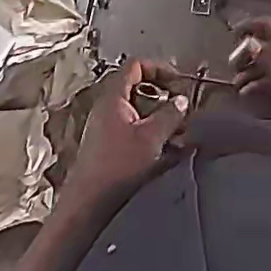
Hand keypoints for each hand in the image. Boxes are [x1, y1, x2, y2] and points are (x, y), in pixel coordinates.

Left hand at [62, 60, 186, 212]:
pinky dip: (152, 133)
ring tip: (179, 132)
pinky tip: (168, 150)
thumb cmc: (117, 167)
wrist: (88, 205)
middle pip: (139, 88)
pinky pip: (135, 129)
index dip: (160, 68)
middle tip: (182, 107)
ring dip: (161, 117)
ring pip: (139, 111)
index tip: (178, 82)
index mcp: (114, 97)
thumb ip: (171, 114)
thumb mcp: (152, 137)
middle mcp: (108, 108)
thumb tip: (182, 99)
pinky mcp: (110, 146)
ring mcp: (107, 127)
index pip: (136, 66)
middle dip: (164, 96)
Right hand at [231, 18, 270, 131]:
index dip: (250, 28)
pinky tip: (250, 94)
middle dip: (249, 57)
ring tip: (238, 85)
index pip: (269, 27)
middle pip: (269, 49)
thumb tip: (250, 42)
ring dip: (253, 75)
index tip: (234, 34)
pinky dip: (263, 87)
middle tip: (234, 66)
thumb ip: (264, 55)